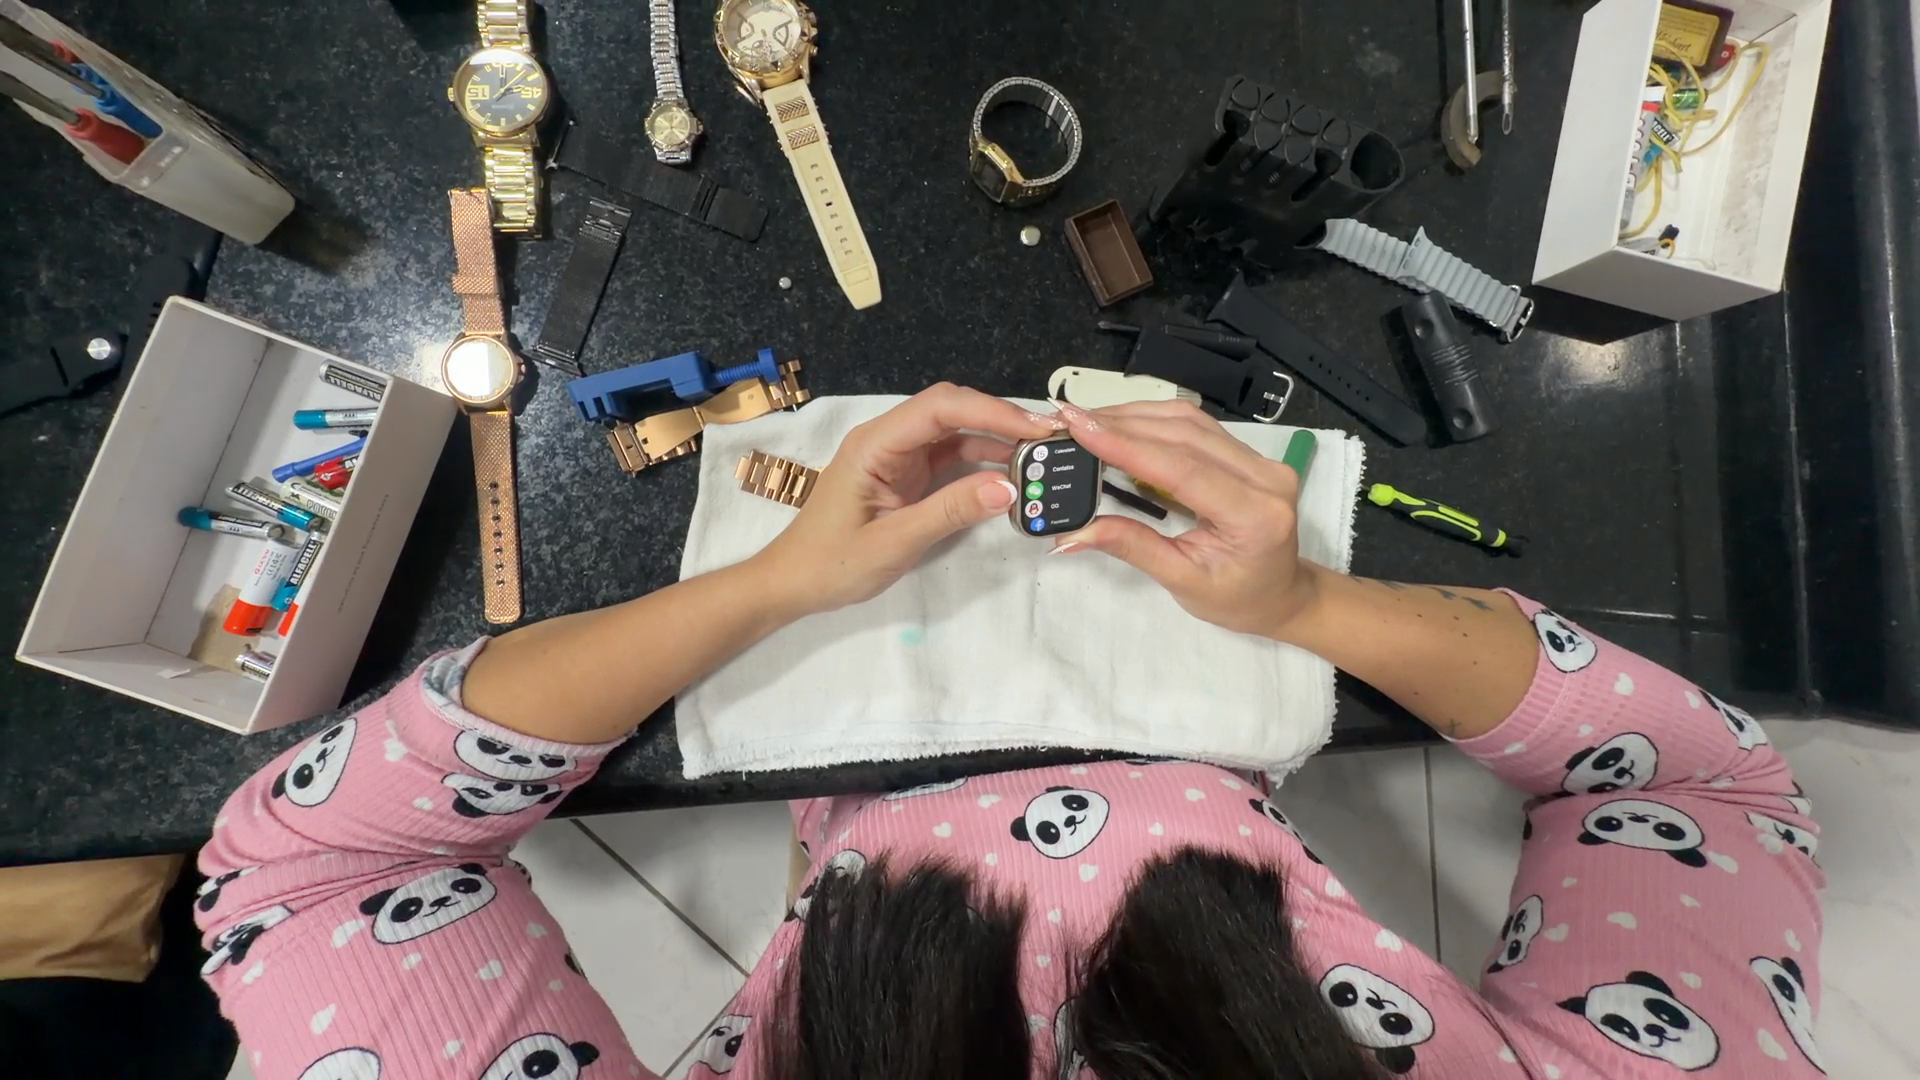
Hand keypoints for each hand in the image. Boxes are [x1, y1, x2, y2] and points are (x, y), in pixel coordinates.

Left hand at [754, 383, 1064, 615]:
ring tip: (1039, 453)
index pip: (939, 408)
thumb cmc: (832, 563)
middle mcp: (887, 439)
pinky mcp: (906, 474)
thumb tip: (1007, 488)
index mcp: (875, 444)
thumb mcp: (894, 542)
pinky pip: (949, 455)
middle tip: (1048, 438)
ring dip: (995, 438)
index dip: (991, 411)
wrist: (794, 582)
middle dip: (1000, 418)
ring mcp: (898, 455)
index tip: (1035, 429)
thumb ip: (949, 512)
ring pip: (954, 430)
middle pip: (950, 409)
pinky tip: (1009, 471)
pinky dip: (981, 460)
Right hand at [1051, 399, 1319, 638]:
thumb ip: (1131, 546)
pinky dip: (1151, 421)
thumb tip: (1073, 534)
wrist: (1280, 595)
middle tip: (1068, 420)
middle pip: (1183, 435)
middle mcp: (1264, 477)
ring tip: (1086, 420)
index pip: (1181, 467)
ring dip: (1133, 416)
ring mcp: (1260, 460)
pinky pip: (1195, 426)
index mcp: (1254, 515)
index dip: (1127, 444)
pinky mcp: (1247, 453)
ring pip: (1188, 421)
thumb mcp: (1182, 580)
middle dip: (1121, 424)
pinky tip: (1119, 423)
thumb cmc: (1236, 598)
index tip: (1079, 427)